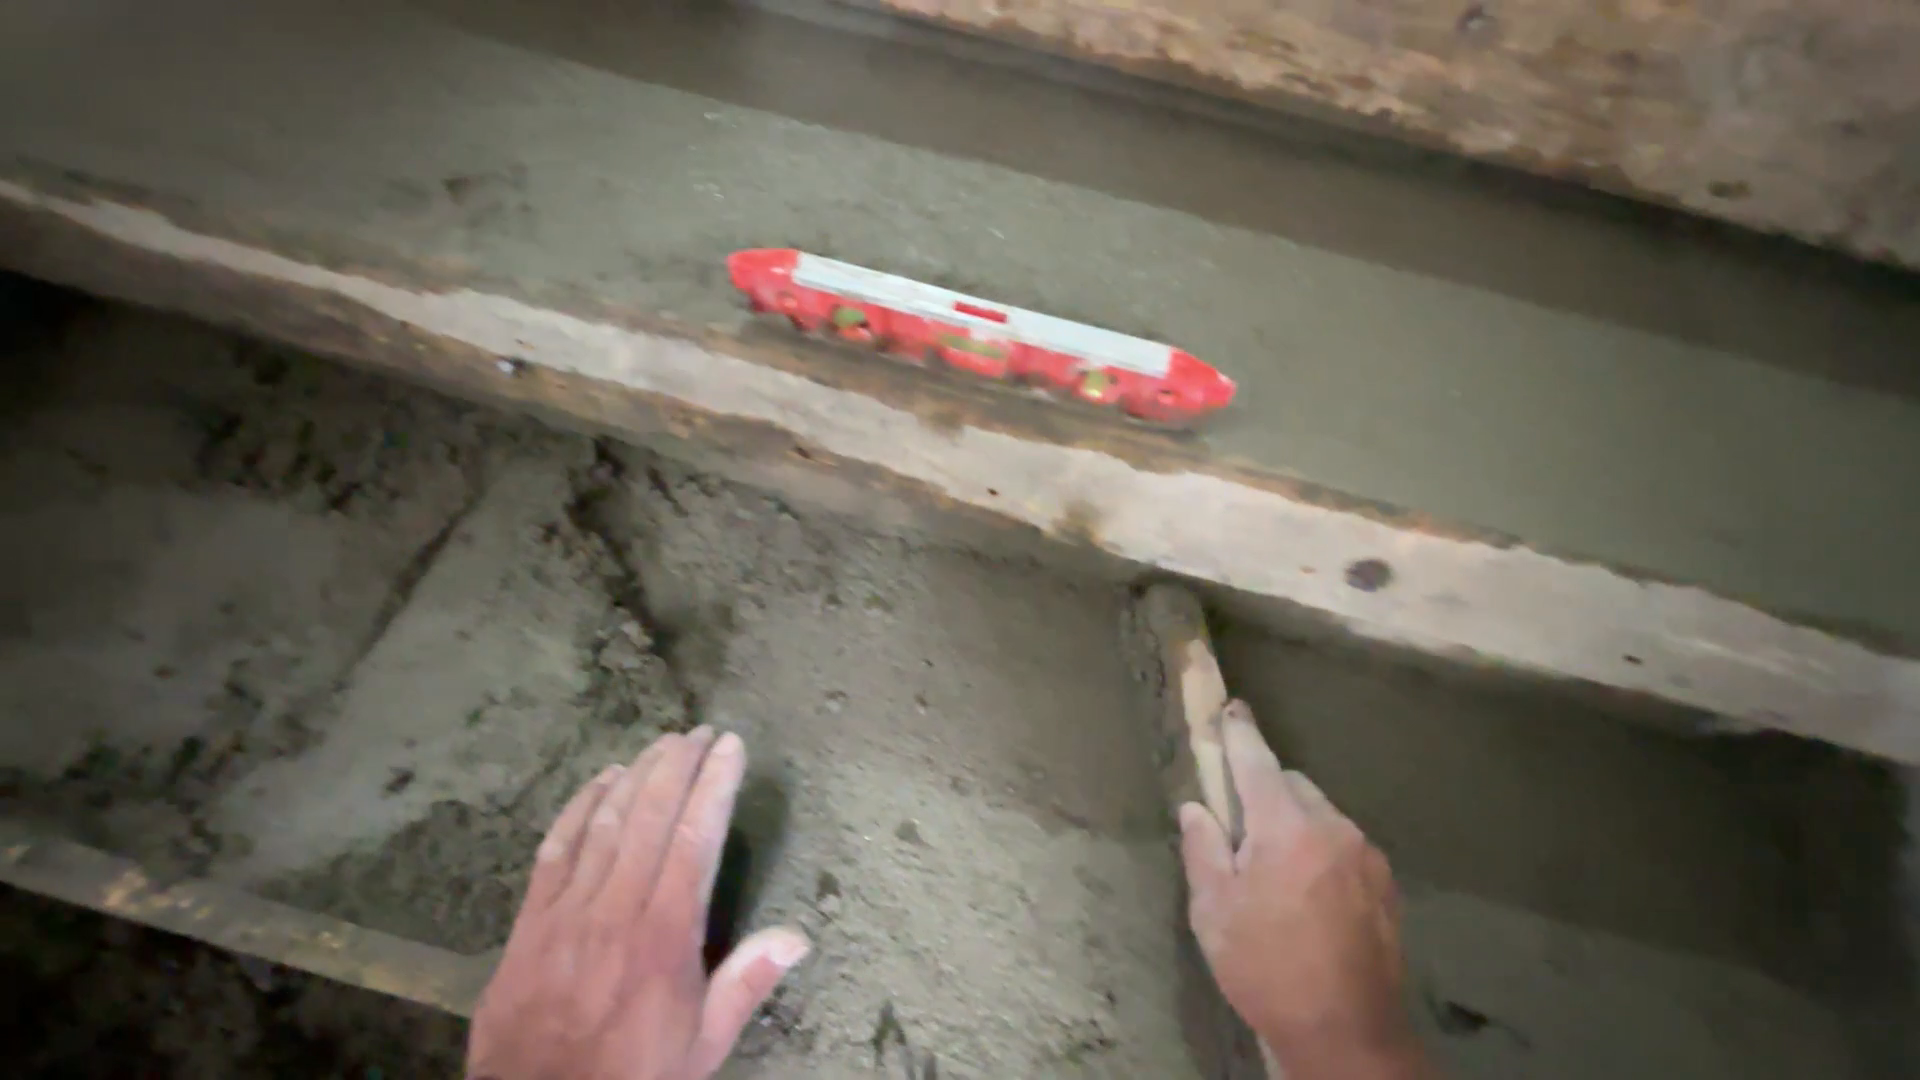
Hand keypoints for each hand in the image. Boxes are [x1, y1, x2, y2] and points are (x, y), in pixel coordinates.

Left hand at [467, 728, 810, 1079]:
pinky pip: (554, 849)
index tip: (731, 747)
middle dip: (680, 765)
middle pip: (651, 816)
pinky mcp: (529, 922)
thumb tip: (798, 936)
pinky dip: (580, 807)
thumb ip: (745, 984)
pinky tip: (601, 779)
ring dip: (637, 774)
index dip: (715, 784)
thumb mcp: (703, 1044)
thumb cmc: (634, 1074)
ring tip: (663, 743)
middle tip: (701, 732)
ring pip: (607, 822)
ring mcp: (567, 911)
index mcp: (665, 935)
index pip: (696, 838)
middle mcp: (616, 909)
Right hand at [1179, 703, 1427, 1077]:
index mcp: (1285, 828)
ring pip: (1319, 814)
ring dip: (1292, 823)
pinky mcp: (1385, 885)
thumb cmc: (1265, 968)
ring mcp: (1366, 856)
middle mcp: (1333, 828)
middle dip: (1263, 791)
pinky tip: (1307, 895)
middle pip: (1290, 784)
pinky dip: (1319, 849)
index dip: (1238, 732)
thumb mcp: (1213, 910)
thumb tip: (1197, 808)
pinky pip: (1343, 844)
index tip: (1230, 707)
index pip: (1256, 761)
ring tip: (1274, 873)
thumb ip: (1202, 848)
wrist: (1347, 1038)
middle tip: (1239, 831)